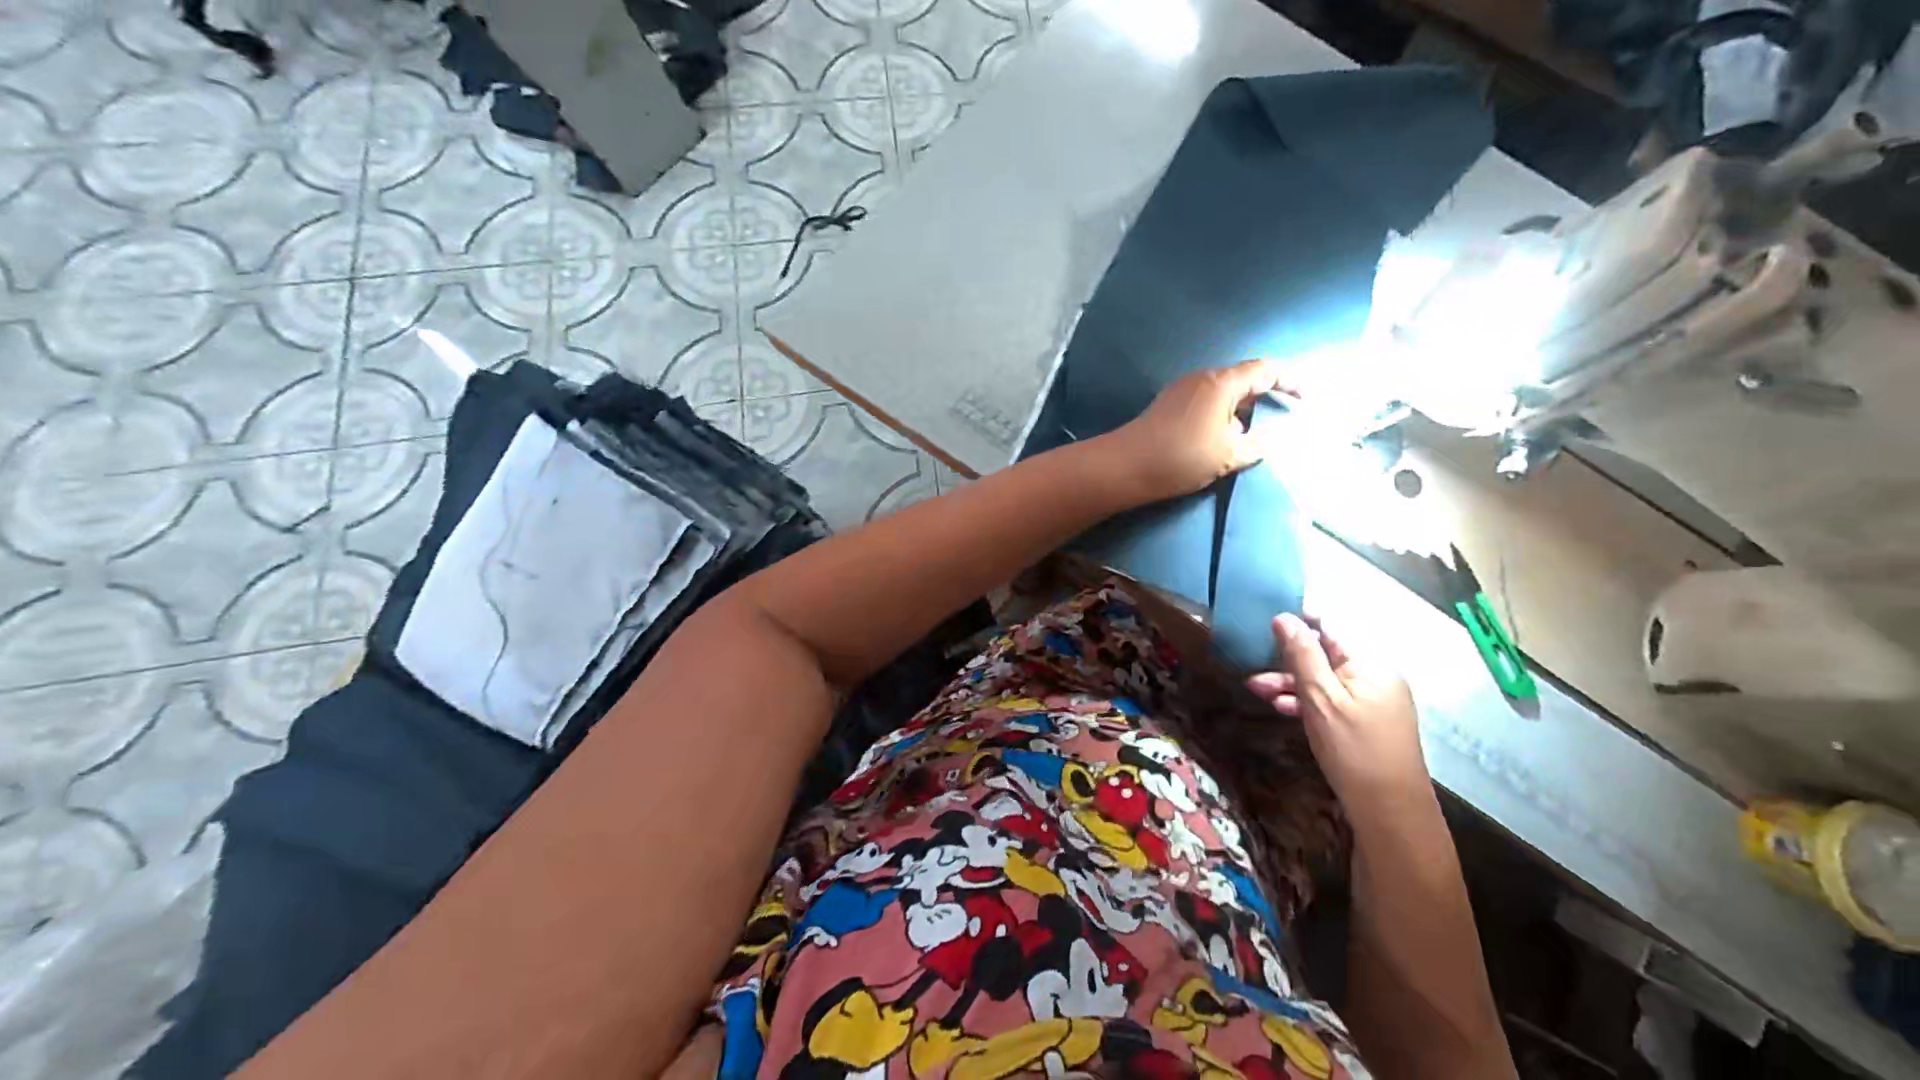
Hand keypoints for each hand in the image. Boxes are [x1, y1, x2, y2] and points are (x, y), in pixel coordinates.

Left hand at [1100, 358, 1296, 502]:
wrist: (1125, 467)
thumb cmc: (1181, 457)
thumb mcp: (1228, 455)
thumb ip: (1255, 445)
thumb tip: (1263, 440)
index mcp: (1221, 383)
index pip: (1264, 370)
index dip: (1289, 380)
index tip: (1304, 397)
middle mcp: (1201, 378)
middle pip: (1242, 380)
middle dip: (1264, 398)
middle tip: (1281, 420)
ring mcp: (1181, 390)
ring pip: (1222, 394)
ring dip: (1241, 411)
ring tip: (1254, 436)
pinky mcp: (1168, 406)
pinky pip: (1205, 404)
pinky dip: (1221, 417)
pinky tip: (1223, 440)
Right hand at [1246, 612, 1428, 810]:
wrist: (1389, 810)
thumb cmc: (1353, 749)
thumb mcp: (1320, 698)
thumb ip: (1301, 655)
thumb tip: (1284, 617)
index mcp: (1369, 662)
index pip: (1330, 625)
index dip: (1297, 621)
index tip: (1264, 623)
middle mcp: (1374, 674)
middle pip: (1324, 653)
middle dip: (1287, 659)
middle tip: (1253, 670)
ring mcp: (1371, 698)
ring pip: (1324, 678)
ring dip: (1290, 682)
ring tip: (1257, 691)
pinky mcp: (1364, 720)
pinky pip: (1331, 698)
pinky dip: (1306, 700)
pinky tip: (1282, 707)